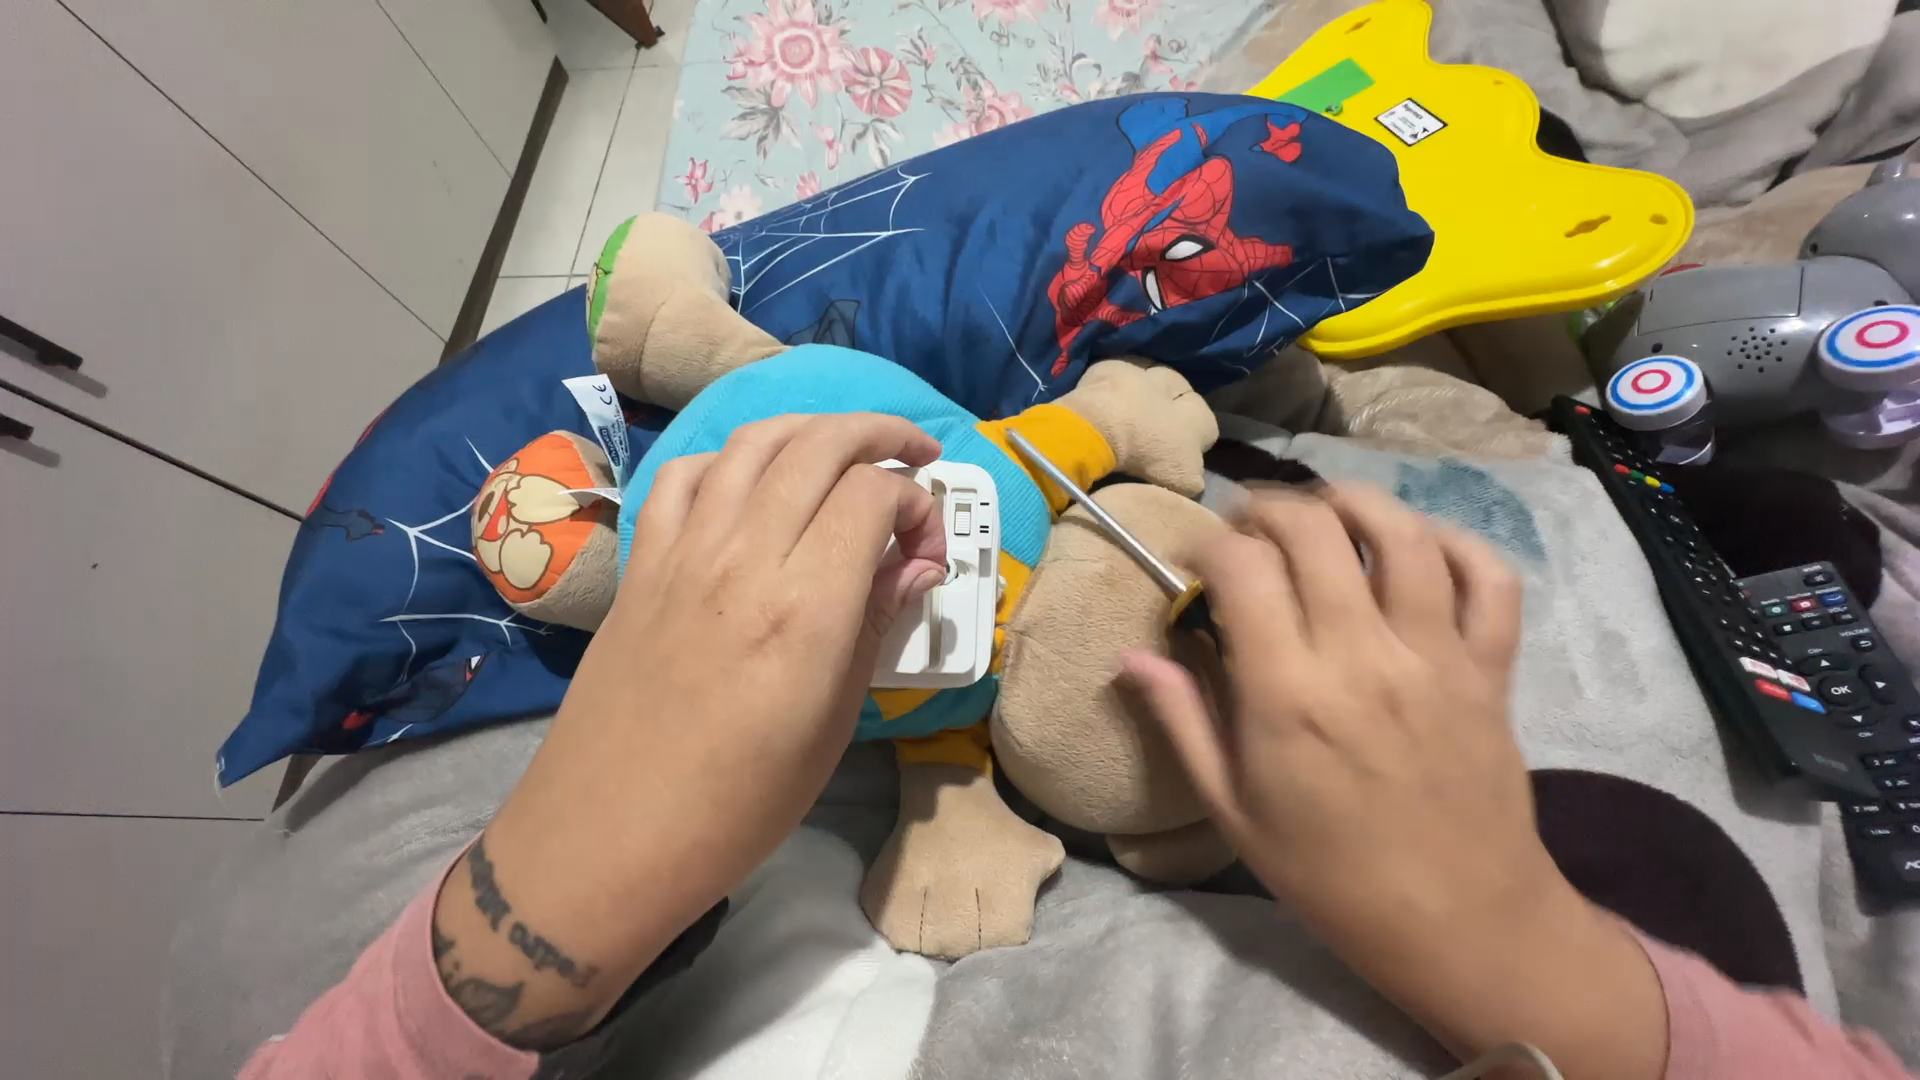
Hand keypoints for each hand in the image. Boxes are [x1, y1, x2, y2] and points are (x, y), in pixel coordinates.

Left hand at [431, 413, 947, 1047]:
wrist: (609, 834)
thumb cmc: (742, 799)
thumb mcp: (835, 718)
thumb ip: (876, 619)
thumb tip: (918, 562)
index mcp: (805, 605)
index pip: (874, 495)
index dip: (918, 505)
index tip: (928, 550)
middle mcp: (744, 555)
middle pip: (820, 445)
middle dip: (882, 435)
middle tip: (918, 457)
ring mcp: (685, 549)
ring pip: (755, 441)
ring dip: (814, 430)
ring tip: (848, 448)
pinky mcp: (644, 560)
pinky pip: (688, 473)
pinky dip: (736, 459)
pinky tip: (756, 485)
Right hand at [1123, 486, 1666, 1078]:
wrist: (1461, 924)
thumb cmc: (1326, 869)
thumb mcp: (1230, 805)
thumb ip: (1180, 719)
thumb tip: (1130, 657)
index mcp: (1288, 693)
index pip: (1243, 568)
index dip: (1208, 543)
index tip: (1194, 558)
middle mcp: (1363, 657)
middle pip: (1315, 530)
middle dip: (1267, 508)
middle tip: (1244, 525)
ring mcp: (1437, 657)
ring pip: (1403, 535)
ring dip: (1351, 502)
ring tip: (1318, 510)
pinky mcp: (1491, 669)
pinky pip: (1489, 579)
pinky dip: (1452, 542)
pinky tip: (1412, 546)